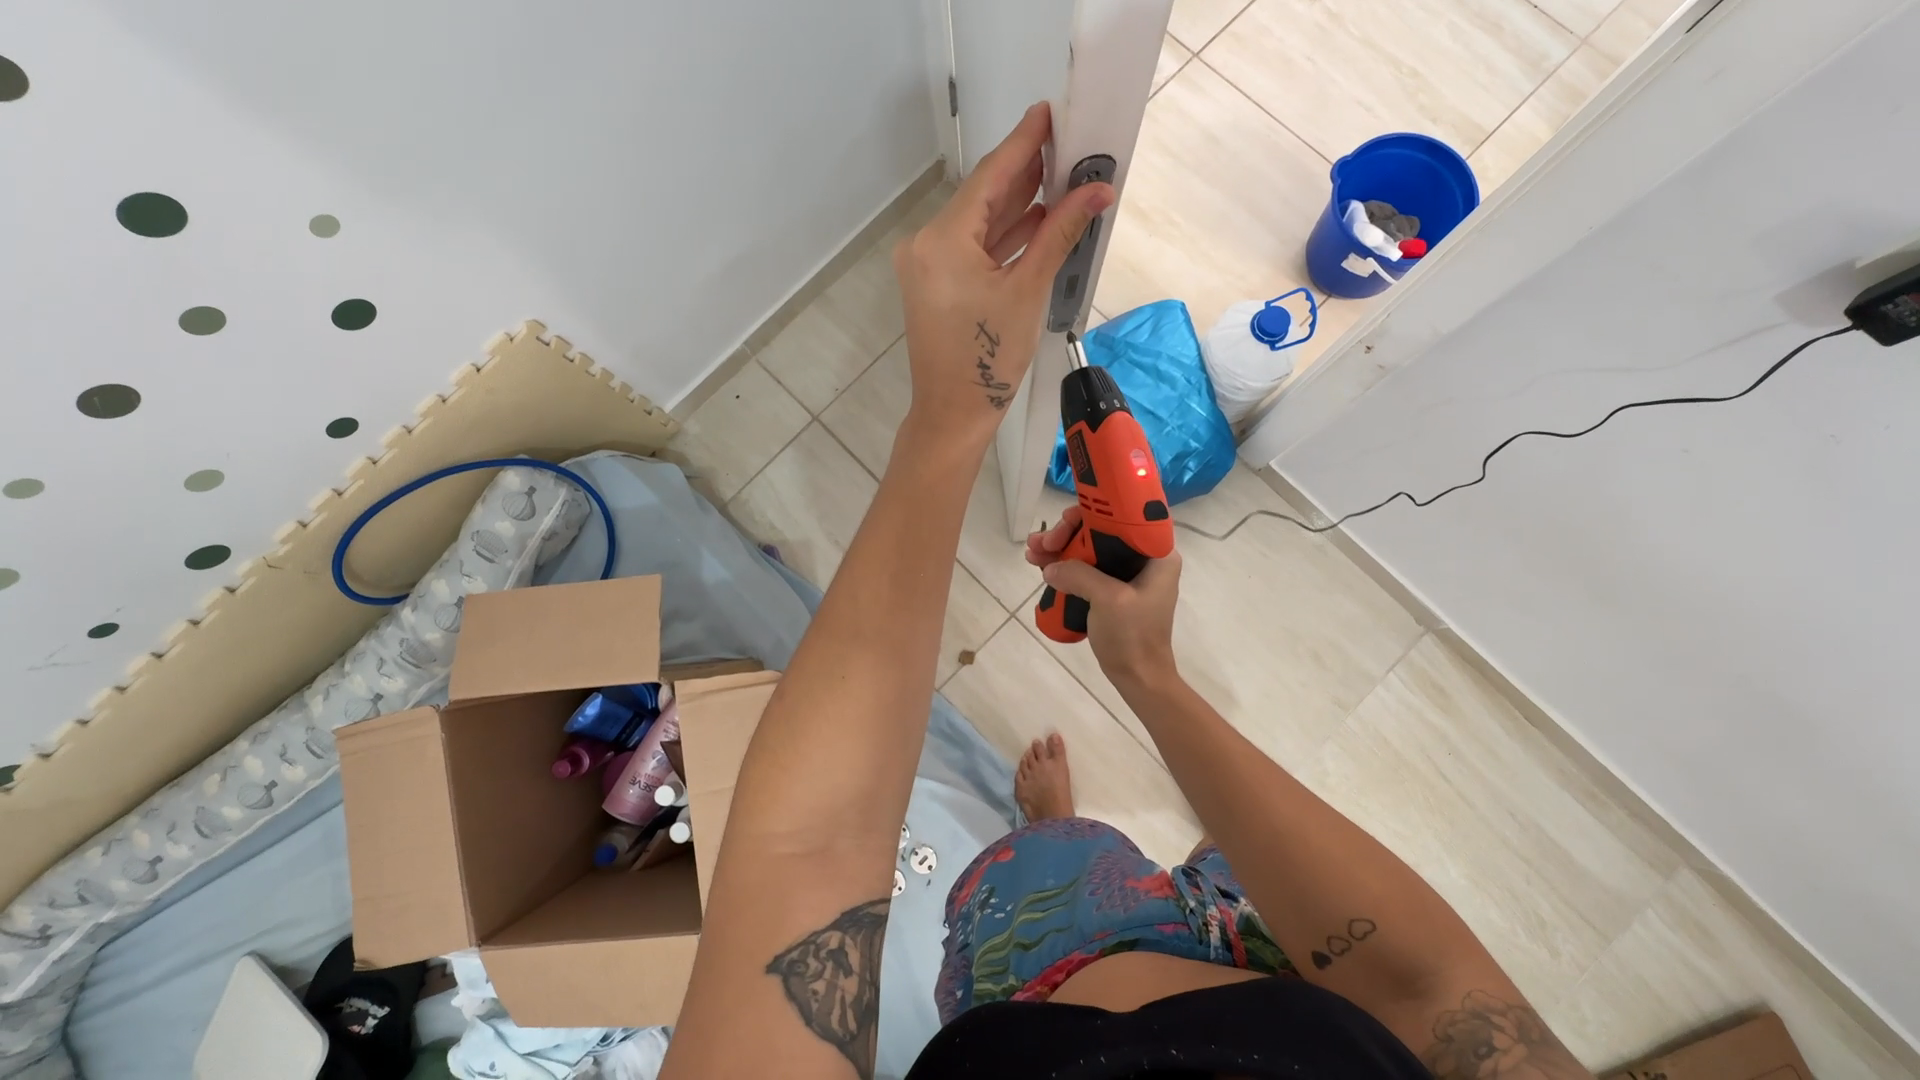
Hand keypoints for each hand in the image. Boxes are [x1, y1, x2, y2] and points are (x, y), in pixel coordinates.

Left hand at [894, 103, 1115, 449]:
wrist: (953, 415)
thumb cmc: (989, 359)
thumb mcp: (1028, 291)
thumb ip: (1060, 233)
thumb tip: (1099, 190)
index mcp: (942, 240)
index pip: (989, 177)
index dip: (1022, 143)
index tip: (1047, 113)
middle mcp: (925, 243)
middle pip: (981, 197)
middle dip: (1023, 172)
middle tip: (1063, 143)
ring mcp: (926, 264)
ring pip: (978, 223)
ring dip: (1017, 205)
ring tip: (1060, 176)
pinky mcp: (934, 283)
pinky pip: (971, 248)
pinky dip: (1002, 236)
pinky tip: (1036, 218)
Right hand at [1025, 507, 1181, 684]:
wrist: (1138, 677)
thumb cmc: (1133, 637)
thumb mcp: (1109, 600)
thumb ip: (1080, 575)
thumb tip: (1051, 566)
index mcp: (1157, 554)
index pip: (1126, 516)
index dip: (1095, 511)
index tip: (1068, 519)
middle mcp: (1144, 558)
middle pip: (1102, 530)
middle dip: (1069, 533)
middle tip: (1043, 543)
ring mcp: (1127, 574)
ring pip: (1090, 548)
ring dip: (1060, 548)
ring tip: (1032, 553)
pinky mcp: (1112, 589)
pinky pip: (1086, 568)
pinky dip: (1064, 565)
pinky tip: (1041, 566)